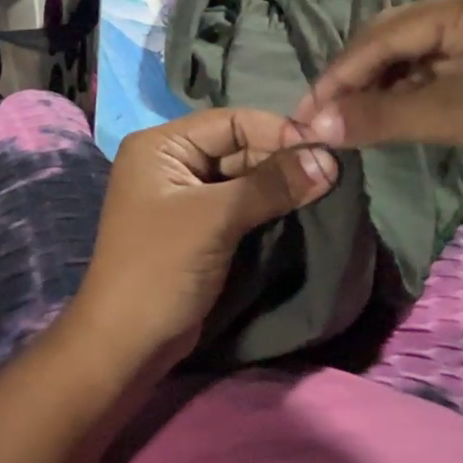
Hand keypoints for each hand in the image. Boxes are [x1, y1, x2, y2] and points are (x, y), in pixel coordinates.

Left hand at [65, 109, 337, 372]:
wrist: (127, 341)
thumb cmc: (161, 267)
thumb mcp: (215, 219)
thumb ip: (271, 185)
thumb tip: (330, 159)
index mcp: (159, 145)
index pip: (229, 121)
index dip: (278, 131)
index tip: (328, 148)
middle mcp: (168, 161)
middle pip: (236, 146)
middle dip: (282, 158)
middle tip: (335, 172)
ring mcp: (181, 195)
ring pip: (241, 176)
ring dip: (280, 183)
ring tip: (327, 188)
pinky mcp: (196, 227)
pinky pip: (238, 204)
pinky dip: (267, 205)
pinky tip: (301, 209)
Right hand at [294, 0, 462, 217]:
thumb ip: (384, 115)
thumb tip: (312, 125)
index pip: (387, 31)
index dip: (342, 72)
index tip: (306, 111)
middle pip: (403, 41)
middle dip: (360, 81)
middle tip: (323, 120)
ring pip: (424, 63)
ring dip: (386, 94)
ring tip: (351, 125)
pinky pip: (450, 81)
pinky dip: (418, 102)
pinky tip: (396, 123)